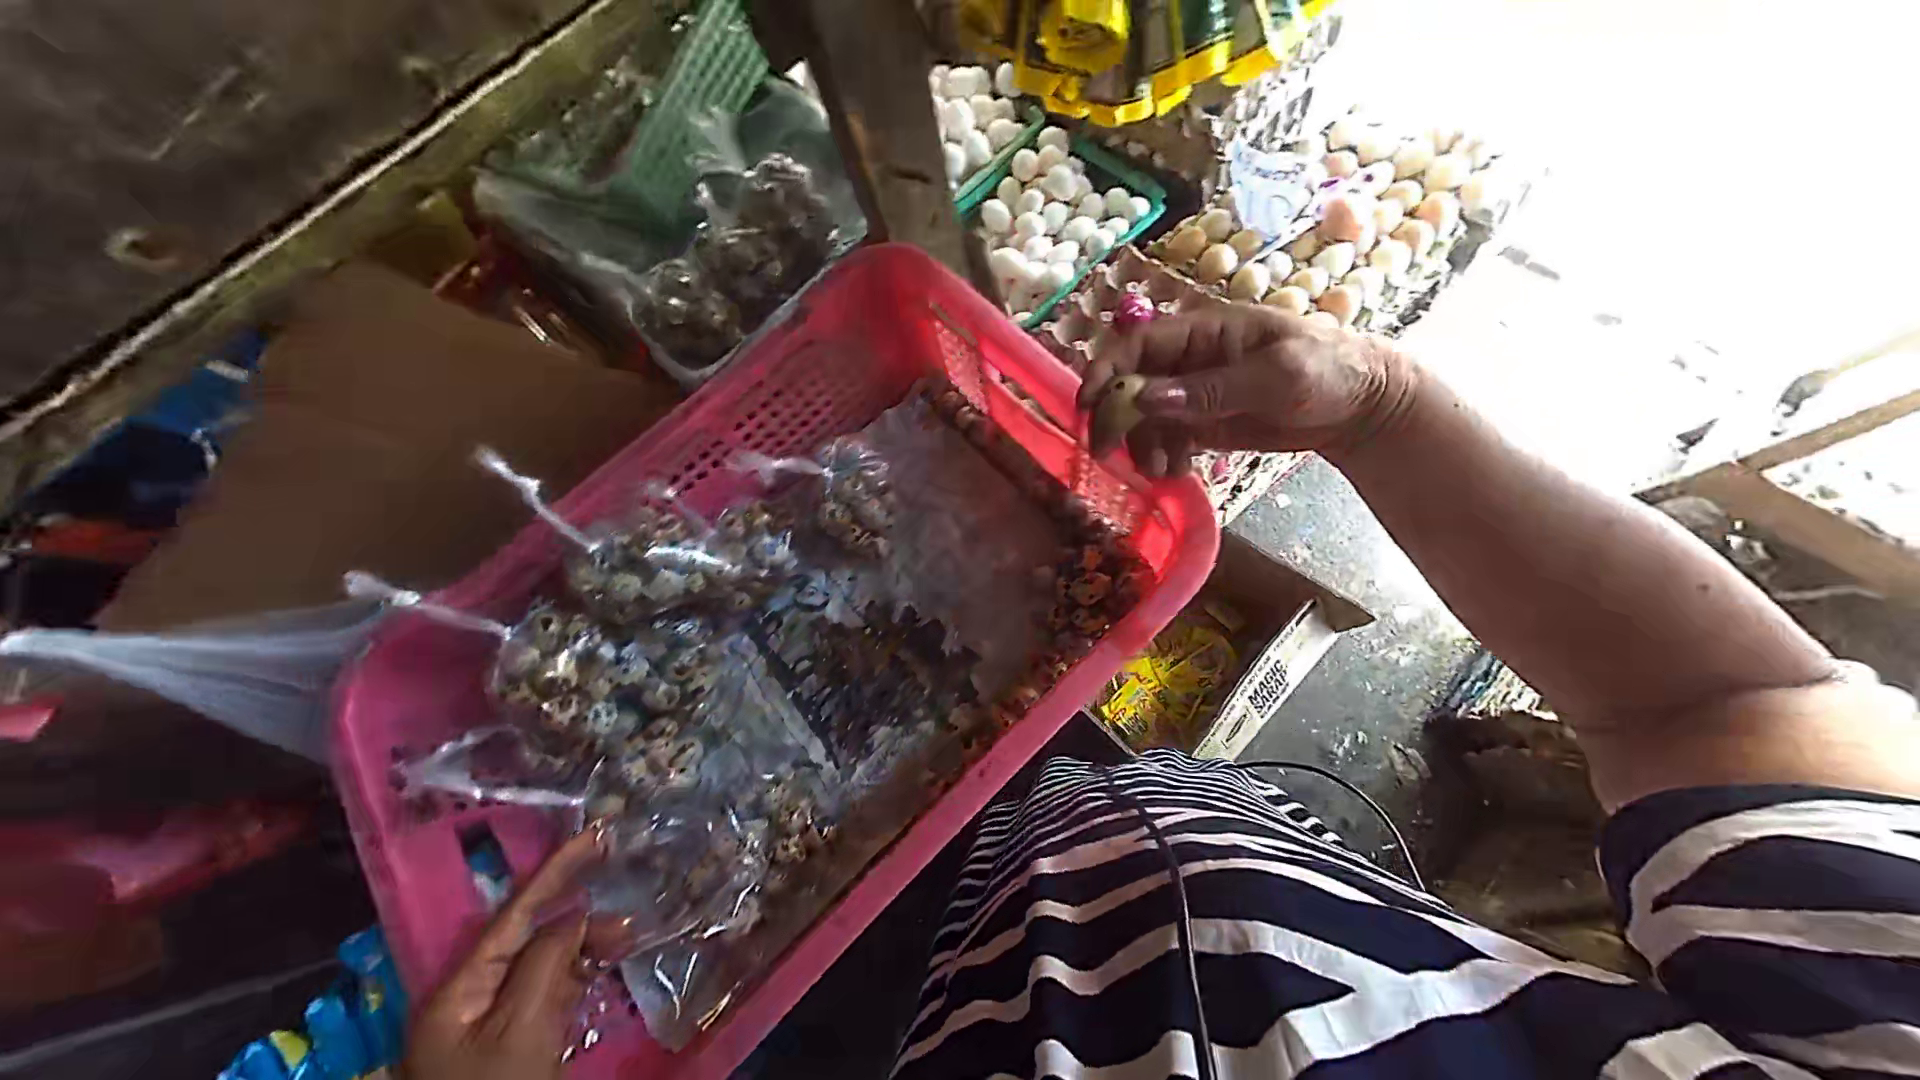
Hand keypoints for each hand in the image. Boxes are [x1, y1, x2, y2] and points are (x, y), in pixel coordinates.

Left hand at [404, 829, 608, 1079]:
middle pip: (533, 931)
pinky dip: (585, 968)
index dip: (557, 869)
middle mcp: (476, 992)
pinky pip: (555, 984)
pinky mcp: (519, 1035)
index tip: (596, 834)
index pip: (515, 911)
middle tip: (625, 899)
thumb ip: (548, 960)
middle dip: (581, 910)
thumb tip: (576, 914)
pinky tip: (611, 959)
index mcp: (462, 986)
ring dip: (589, 941)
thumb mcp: (524, 1027)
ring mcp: (498, 1015)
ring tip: (627, 938)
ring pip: (549, 956)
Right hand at [1076, 305, 1416, 476]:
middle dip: (1114, 418)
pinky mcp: (1200, 425)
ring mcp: (1192, 395)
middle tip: (1106, 453)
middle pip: (1130, 386)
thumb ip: (1211, 389)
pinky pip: (1165, 441)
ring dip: (1140, 446)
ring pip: (1143, 419)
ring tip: (1160, 470)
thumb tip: (1147, 399)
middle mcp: (1187, 363)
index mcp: (1201, 333)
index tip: (1087, 405)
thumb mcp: (1275, 376)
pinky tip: (1176, 472)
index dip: (1105, 371)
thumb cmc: (1326, 371)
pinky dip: (1162, 458)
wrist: (1360, 407)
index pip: (1137, 346)